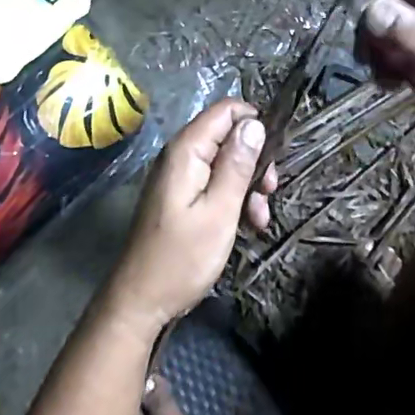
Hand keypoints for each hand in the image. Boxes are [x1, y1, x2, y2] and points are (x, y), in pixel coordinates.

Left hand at [102, 100, 278, 337]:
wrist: (140, 303)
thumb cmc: (181, 258)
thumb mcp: (219, 212)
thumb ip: (237, 165)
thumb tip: (255, 123)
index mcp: (186, 151)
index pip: (226, 110)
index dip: (254, 124)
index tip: (274, 156)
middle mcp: (180, 155)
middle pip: (228, 135)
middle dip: (255, 159)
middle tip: (270, 192)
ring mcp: (179, 176)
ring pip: (225, 160)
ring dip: (248, 184)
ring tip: (260, 218)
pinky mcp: (181, 195)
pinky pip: (214, 181)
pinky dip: (234, 197)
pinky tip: (247, 223)